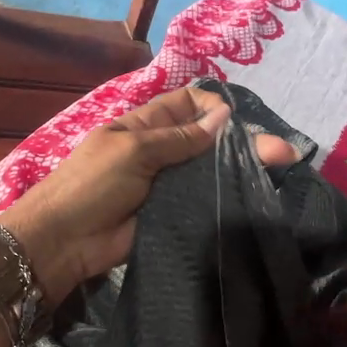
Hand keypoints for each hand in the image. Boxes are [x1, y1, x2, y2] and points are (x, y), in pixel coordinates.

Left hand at [0, 87, 297, 302]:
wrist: (65, 242)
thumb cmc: (92, 184)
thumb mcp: (133, 150)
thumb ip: (179, 137)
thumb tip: (224, 116)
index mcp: (148, 125)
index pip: (190, 104)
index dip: (215, 107)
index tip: (238, 121)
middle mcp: (164, 151)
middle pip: (210, 139)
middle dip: (244, 141)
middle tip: (282, 153)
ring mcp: (171, 185)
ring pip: (213, 171)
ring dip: (243, 169)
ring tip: (280, 171)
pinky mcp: (177, 214)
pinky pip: (206, 201)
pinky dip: (229, 198)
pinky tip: (258, 196)